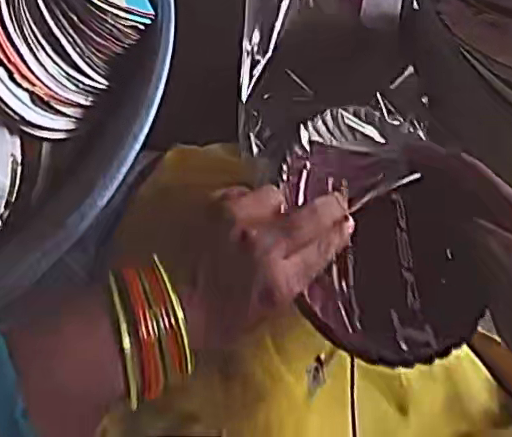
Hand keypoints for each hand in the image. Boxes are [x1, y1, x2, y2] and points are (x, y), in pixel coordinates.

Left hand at [183, 185, 353, 354]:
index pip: (320, 249)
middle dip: (326, 206)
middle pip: (307, 216)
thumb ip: (290, 277)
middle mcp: (262, 242)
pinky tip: (243, 211)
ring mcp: (238, 216)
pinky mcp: (216, 202)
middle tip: (336, 200)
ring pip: (274, 194)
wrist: (166, 302)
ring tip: (273, 213)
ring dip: (277, 204)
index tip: (346, 222)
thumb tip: (310, 251)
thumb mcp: (265, 310)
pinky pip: (244, 191)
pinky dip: (247, 200)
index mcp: (278, 280)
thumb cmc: (216, 320)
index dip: (337, 233)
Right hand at [411, 149, 511, 406]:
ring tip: (397, 196)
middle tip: (392, 172)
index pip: (465, 167)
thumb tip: (422, 196)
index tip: (402, 151)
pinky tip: (416, 229)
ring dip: (429, 199)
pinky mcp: (490, 263)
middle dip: (427, 174)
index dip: (433, 155)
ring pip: (456, 207)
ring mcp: (498, 240)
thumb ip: (456, 217)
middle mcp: (504, 216)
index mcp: (510, 205)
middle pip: (460, 184)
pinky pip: (455, 232)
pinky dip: (434, 224)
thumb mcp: (491, 248)